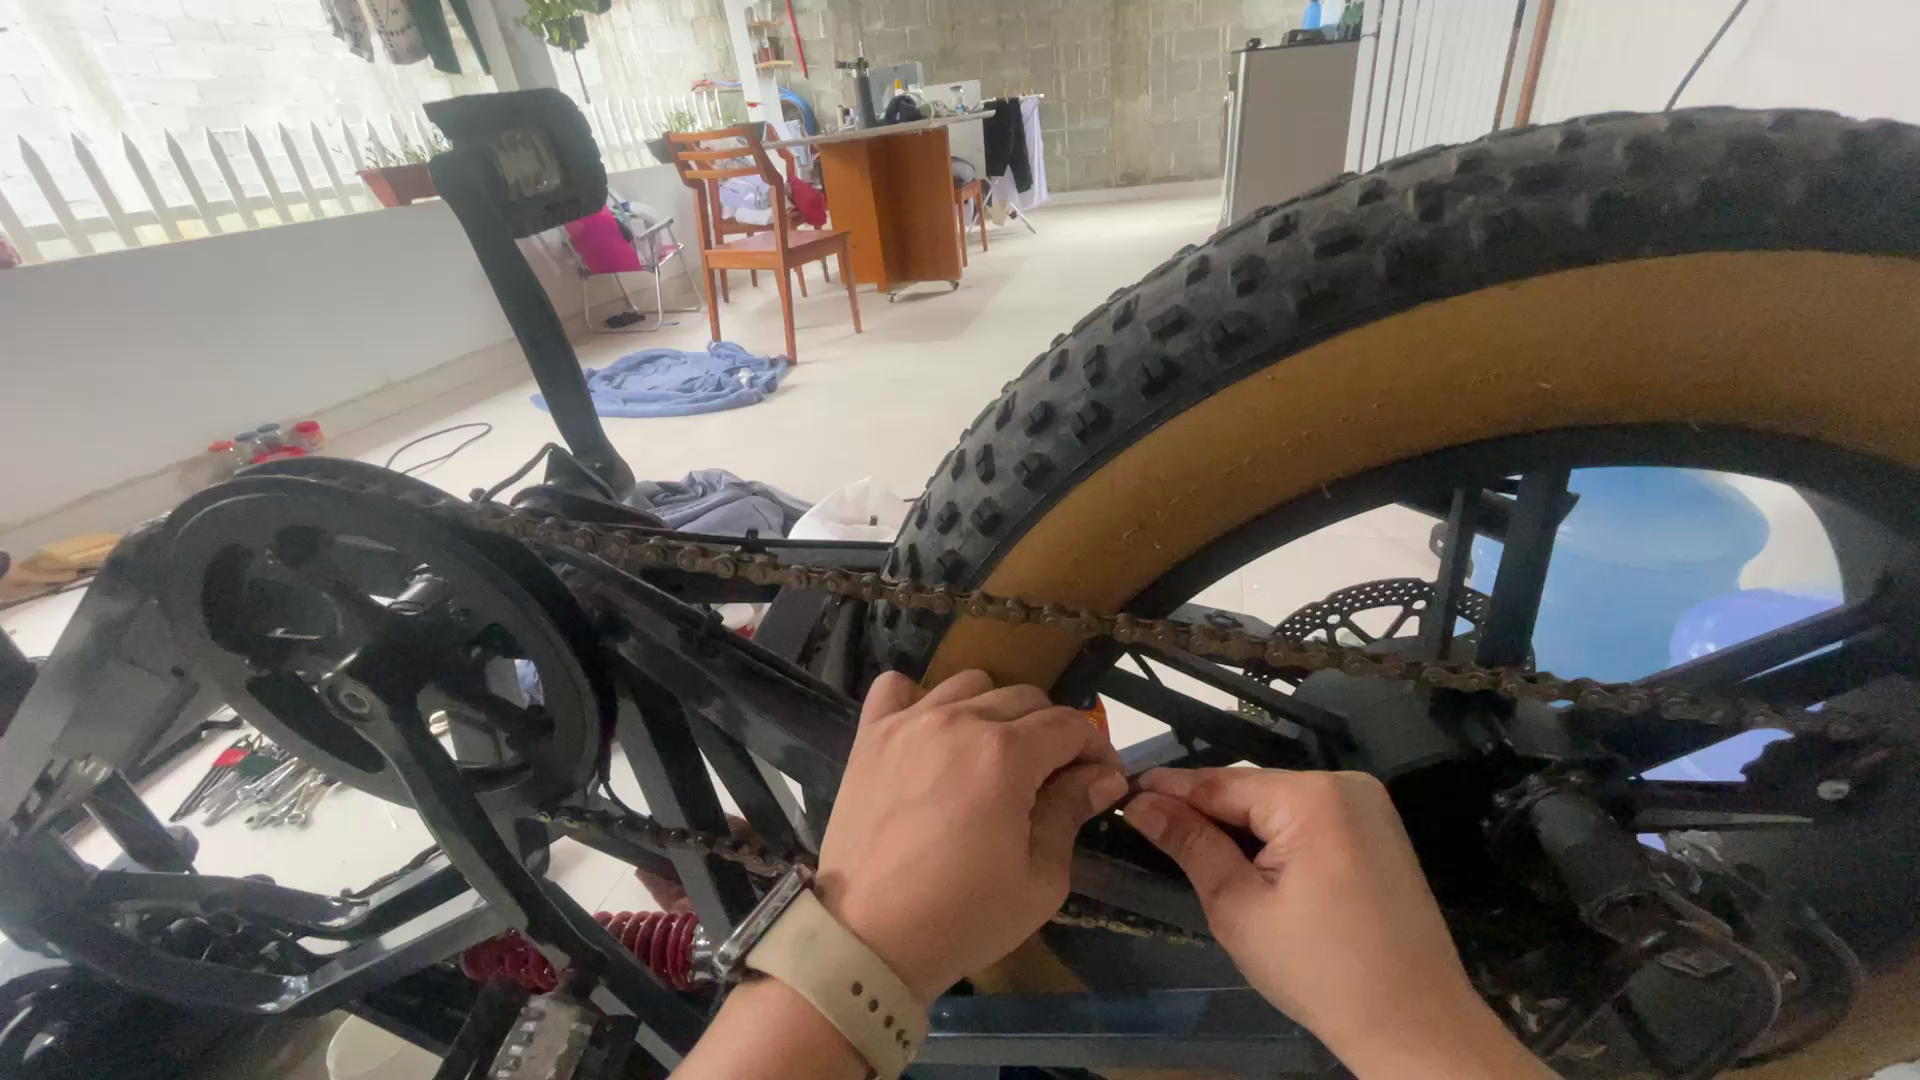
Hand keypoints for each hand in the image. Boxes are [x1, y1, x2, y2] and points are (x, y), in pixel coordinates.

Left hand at [815, 670, 1126, 1004]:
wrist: (866, 940)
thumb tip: (1103, 776)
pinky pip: (896, 688)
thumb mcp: (1039, 879)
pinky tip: (928, 733)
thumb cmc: (962, 917)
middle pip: (1024, 697)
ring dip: (993, 711)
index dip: (1095, 748)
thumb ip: (1071, 812)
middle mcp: (959, 720)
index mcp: (1006, 754)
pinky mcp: (870, 735)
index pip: (1069, 725)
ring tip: (990, 756)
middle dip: (1051, 731)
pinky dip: (919, 699)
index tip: (1100, 778)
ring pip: (969, 685)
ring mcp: (909, 722)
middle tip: (1050, 776)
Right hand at [1125, 768, 1555, 1079]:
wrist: (1419, 1030)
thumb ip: (1189, 843)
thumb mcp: (1238, 907)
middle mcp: (1344, 784)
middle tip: (1150, 825)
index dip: (1169, 789)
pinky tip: (1247, 859)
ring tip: (1189, 842)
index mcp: (1312, 797)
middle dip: (1203, 810)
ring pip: (1275, 803)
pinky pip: (1305, 817)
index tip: (1124, 791)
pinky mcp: (1376, 830)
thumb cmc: (1321, 972)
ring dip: (1236, 824)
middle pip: (1249, 791)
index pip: (1219, 783)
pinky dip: (1272, 835)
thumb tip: (1140, 803)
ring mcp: (1367, 806)